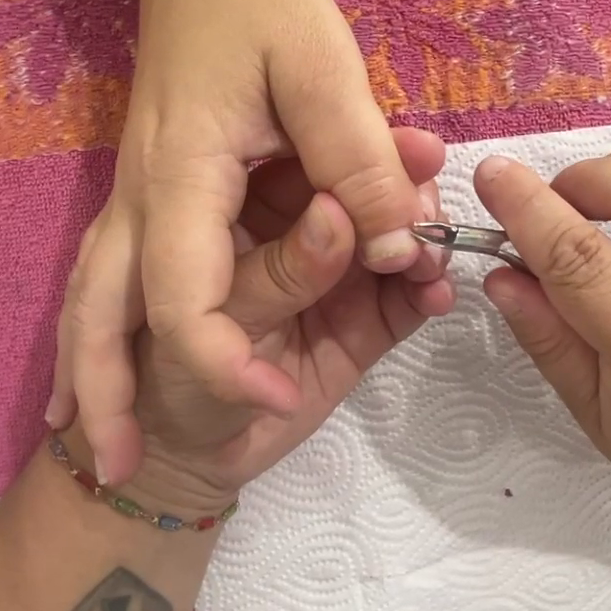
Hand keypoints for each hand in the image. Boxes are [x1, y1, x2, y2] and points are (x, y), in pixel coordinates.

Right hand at [48, 0, 425, 486]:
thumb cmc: (265, 6)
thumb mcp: (324, 73)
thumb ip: (358, 163)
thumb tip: (400, 249)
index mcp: (183, 176)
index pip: (183, 293)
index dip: (224, 358)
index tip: (275, 400)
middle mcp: (142, 197)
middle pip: (100, 307)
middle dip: (108, 393)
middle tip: (122, 467)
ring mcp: (133, 194)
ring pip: (87, 293)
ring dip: (85, 370)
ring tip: (92, 440)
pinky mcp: (145, 190)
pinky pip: (102, 271)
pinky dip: (88, 326)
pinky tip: (82, 366)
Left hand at [117, 128, 453, 513]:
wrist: (192, 461)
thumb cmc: (170, 377)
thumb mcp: (218, 315)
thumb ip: (278, 270)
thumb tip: (338, 214)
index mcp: (246, 208)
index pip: (311, 165)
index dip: (361, 154)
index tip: (412, 149)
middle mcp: (298, 233)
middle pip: (362, 199)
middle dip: (403, 196)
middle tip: (433, 197)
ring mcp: (337, 278)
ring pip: (391, 244)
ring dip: (421, 244)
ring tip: (438, 254)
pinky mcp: (366, 323)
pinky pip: (404, 301)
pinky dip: (426, 293)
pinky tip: (440, 293)